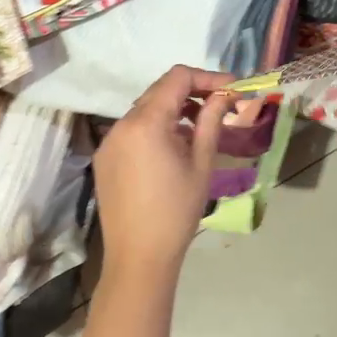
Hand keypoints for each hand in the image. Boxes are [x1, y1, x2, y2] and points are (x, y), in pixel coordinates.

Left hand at [94, 65, 236, 274]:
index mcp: (146, 122)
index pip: (178, 77)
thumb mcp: (201, 162)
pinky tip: (173, 146)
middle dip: (192, 91)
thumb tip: (224, 95)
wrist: (138, 259)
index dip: (207, 77)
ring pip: (146, 108)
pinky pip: (133, 128)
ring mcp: (109, 141)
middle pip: (160, 89)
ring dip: (174, 108)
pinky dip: (156, 126)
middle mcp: (122, 124)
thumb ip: (211, 120)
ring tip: (199, 126)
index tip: (232, 89)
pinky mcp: (105, 158)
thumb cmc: (176, 211)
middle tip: (221, 103)